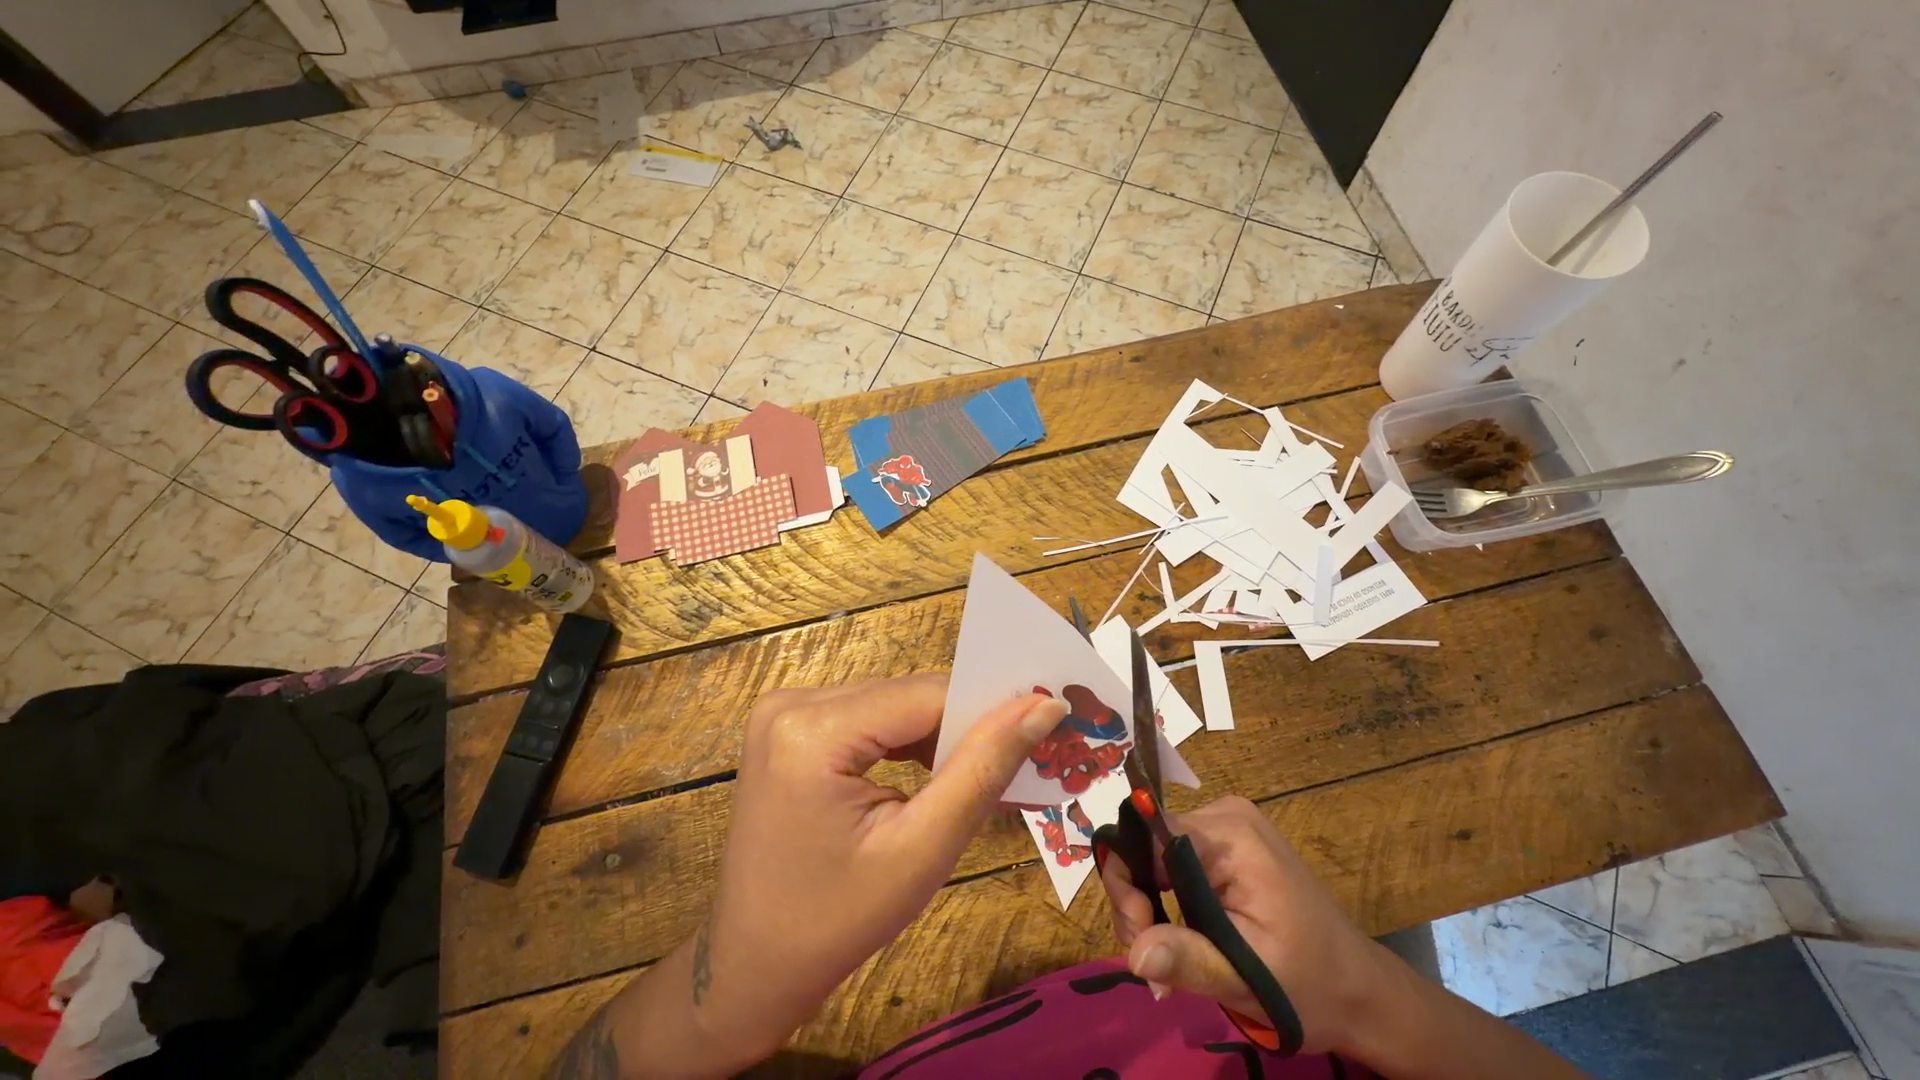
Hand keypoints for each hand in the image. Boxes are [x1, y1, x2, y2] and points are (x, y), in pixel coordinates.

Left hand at [694, 674, 1067, 1056]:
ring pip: (892, 704)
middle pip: (908, 696)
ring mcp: (784, 713)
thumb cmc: (838, 920)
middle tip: (1023, 761)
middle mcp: (791, 702)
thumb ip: (983, 769)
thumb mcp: (922, 849)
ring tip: (982, 777)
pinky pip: (867, 719)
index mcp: (812, 730)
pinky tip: (936, 776)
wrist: (753, 964)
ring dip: (939, 736)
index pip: (928, 695)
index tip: (1050, 729)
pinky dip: (906, 743)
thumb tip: (1045, 707)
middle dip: (967, 726)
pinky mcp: (789, 729)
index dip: (993, 708)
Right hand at [1099, 796, 1392, 1056]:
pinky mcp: (1229, 844)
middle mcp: (1224, 816)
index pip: (1144, 834)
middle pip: (1145, 846)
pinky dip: (1168, 901)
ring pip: (1154, 855)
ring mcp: (1227, 826)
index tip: (1138, 939)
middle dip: (1137, 904)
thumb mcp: (1247, 980)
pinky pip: (1175, 860)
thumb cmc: (1310, 985)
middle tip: (1152, 963)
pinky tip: (1182, 940)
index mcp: (1230, 836)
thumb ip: (1189, 960)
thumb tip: (1135, 954)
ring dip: (1150, 908)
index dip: (1128, 884)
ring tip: (1168, 960)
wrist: (1361, 991)